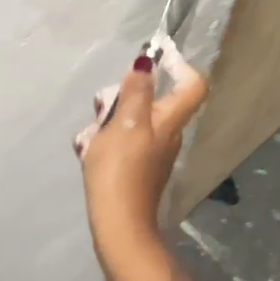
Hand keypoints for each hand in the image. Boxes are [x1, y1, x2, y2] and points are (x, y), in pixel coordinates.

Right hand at [74, 41, 207, 251]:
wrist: (118, 224)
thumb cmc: (121, 169)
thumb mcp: (124, 123)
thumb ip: (135, 90)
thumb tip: (147, 61)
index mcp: (170, 120)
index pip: (192, 84)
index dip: (178, 64)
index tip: (153, 55)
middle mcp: (166, 133)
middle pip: (151, 99)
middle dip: (122, 95)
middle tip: (102, 106)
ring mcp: (151, 152)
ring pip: (129, 119)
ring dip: (106, 120)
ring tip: (89, 136)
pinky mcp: (134, 167)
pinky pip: (119, 141)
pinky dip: (102, 141)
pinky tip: (87, 151)